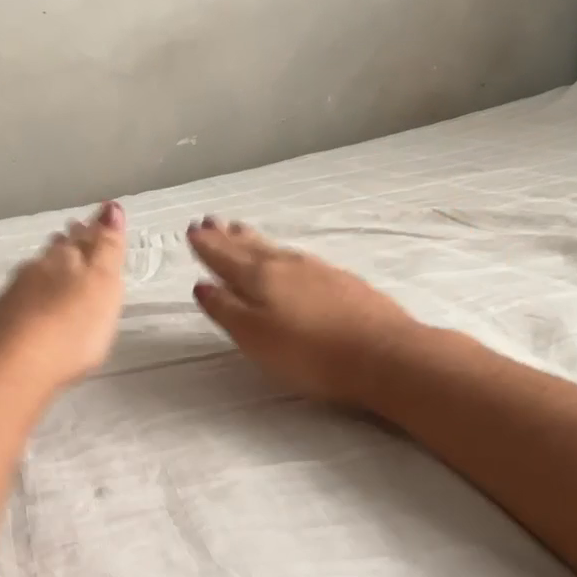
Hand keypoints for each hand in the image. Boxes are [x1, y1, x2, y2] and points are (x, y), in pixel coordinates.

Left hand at [0, 202, 127, 392]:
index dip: (94, 230)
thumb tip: (110, 208)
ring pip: (36, 272)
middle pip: (57, 252)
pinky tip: (31, 305)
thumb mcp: (102, 287)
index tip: (101, 218)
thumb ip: (106, 248)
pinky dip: (29, 296)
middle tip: (75, 236)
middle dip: (69, 244)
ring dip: (48, 267)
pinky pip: (18, 298)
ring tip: (56, 266)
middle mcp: (36, 269)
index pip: (84, 237)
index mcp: (66, 259)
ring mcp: (12, 294)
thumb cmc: (69, 331)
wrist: (11, 369)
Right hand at [188, 216, 421, 406]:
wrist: (385, 355)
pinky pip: (299, 259)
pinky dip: (282, 254)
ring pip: (276, 249)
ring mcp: (319, 271)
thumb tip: (202, 285)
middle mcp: (287, 266)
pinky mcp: (344, 282)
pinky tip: (287, 258)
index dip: (206, 246)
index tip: (192, 231)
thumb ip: (225, 309)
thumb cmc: (309, 353)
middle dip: (227, 237)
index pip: (224, 257)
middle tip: (211, 221)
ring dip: (254, 240)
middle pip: (250, 247)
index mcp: (260, 278)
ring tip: (241, 230)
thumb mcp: (254, 336)